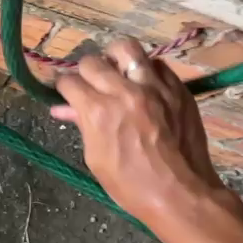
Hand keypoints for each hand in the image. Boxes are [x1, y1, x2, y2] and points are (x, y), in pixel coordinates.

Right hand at [50, 38, 230, 226]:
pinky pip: (157, 65)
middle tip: (88, 83)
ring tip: (115, 69)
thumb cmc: (129, 184)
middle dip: (84, 71)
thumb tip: (63, 109)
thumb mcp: (95, 156)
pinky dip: (145, 70)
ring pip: (127, 49)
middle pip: (93, 61)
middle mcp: (124, 91)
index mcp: (98, 111)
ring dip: (115, 57)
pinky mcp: (177, 89)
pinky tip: (143, 84)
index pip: (69, 82)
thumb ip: (82, 125)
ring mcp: (155, 87)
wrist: (179, 193)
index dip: (63, 87)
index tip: (65, 92)